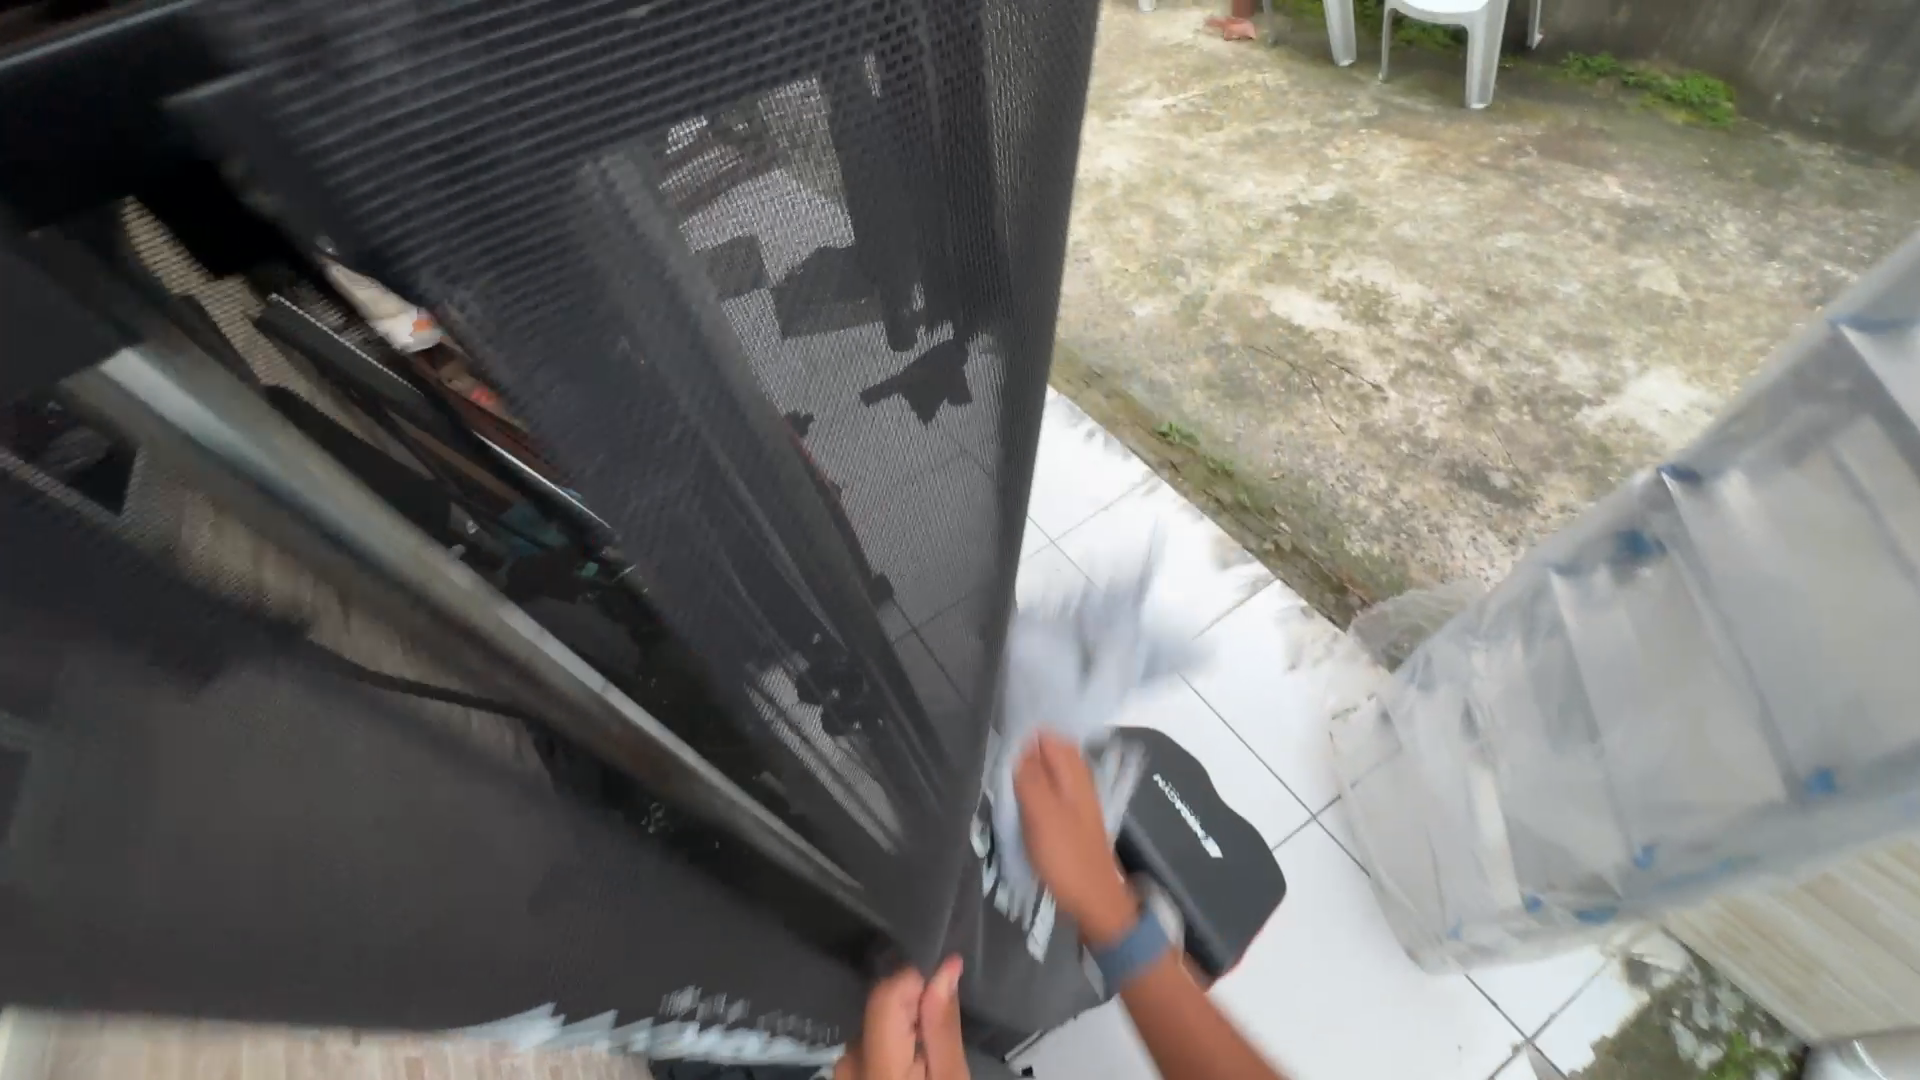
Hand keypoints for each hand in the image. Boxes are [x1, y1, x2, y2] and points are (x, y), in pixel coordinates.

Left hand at [833, 957, 967, 1079]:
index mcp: (875, 1063)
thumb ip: (943, 1027)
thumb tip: (947, 964)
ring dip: (902, 1027)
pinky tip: (905, 1066)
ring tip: (923, 1054)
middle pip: (883, 1003)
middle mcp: (847, 1058)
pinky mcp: (843, 1072)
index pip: (888, 990)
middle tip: (937, 1039)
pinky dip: (888, 1044)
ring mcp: (840, 1067)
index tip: (942, 991)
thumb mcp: (951, 1079)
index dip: (918, 981)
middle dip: (913, 1007)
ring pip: (877, 1020)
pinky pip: (868, 1040)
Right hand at [1014, 734, 1137, 945]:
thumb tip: (1018, 744)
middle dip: (1023, 753)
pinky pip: (1048, 789)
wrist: (1094, 900)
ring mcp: (1076, 796)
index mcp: (1073, 770)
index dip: (1022, 736)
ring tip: (1005, 786)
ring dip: (1026, 773)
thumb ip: (1029, 775)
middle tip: (1000, 770)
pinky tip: (1020, 805)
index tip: (999, 749)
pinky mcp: (1071, 815)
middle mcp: (1078, 776)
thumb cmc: (1065, 856)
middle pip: (1047, 749)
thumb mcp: (1041, 813)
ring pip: (1046, 770)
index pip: (1045, 733)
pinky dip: (1033, 791)